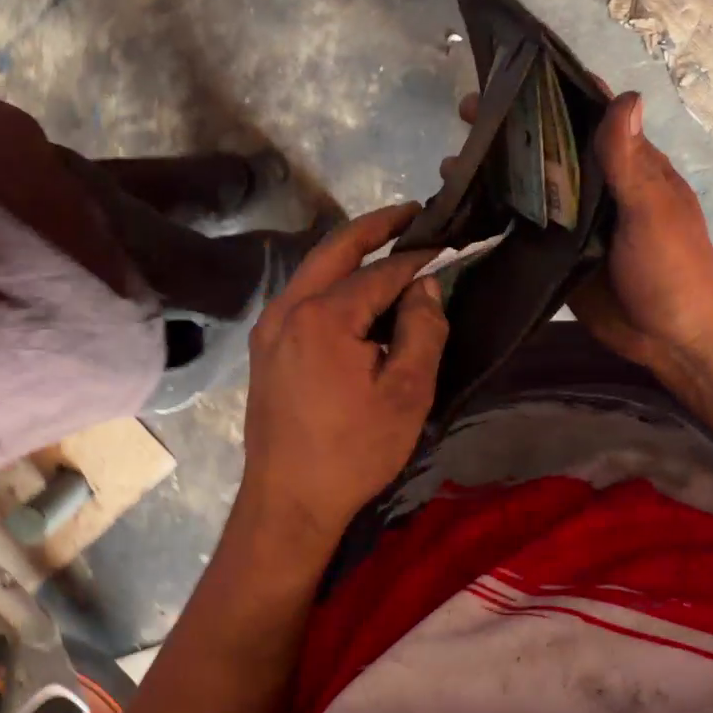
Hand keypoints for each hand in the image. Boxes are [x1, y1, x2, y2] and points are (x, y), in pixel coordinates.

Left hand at [242, 203, 448, 539]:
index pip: (380, 272)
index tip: (447, 243)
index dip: (417, 257)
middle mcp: (288, 308)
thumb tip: (425, 286)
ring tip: (390, 242)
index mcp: (323, 316)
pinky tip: (357, 289)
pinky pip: (303, 296)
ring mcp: (270, 327)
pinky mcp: (266, 347)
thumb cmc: (353, 451)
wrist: (288, 500)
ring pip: (315, 270)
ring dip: (351, 252)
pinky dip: (333, 280)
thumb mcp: (406, 393)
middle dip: (376, 227)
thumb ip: (422, 330)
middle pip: (335, 250)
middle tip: (412, 212)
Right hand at [443, 90, 712, 378]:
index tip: (511, 69)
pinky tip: (459, 211)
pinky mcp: (556, 254)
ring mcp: (574, 221)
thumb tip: (625, 96)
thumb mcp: (651, 212)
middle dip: (510, 126)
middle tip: (465, 112)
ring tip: (450, 164)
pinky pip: (521, 226)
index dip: (554, 87)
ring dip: (494, 170)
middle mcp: (596, 185)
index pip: (589, 112)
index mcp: (626, 165)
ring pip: (530, 184)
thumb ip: (630, 162)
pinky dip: (493, 215)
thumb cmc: (673, 269)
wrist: (672, 341)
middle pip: (549, 144)